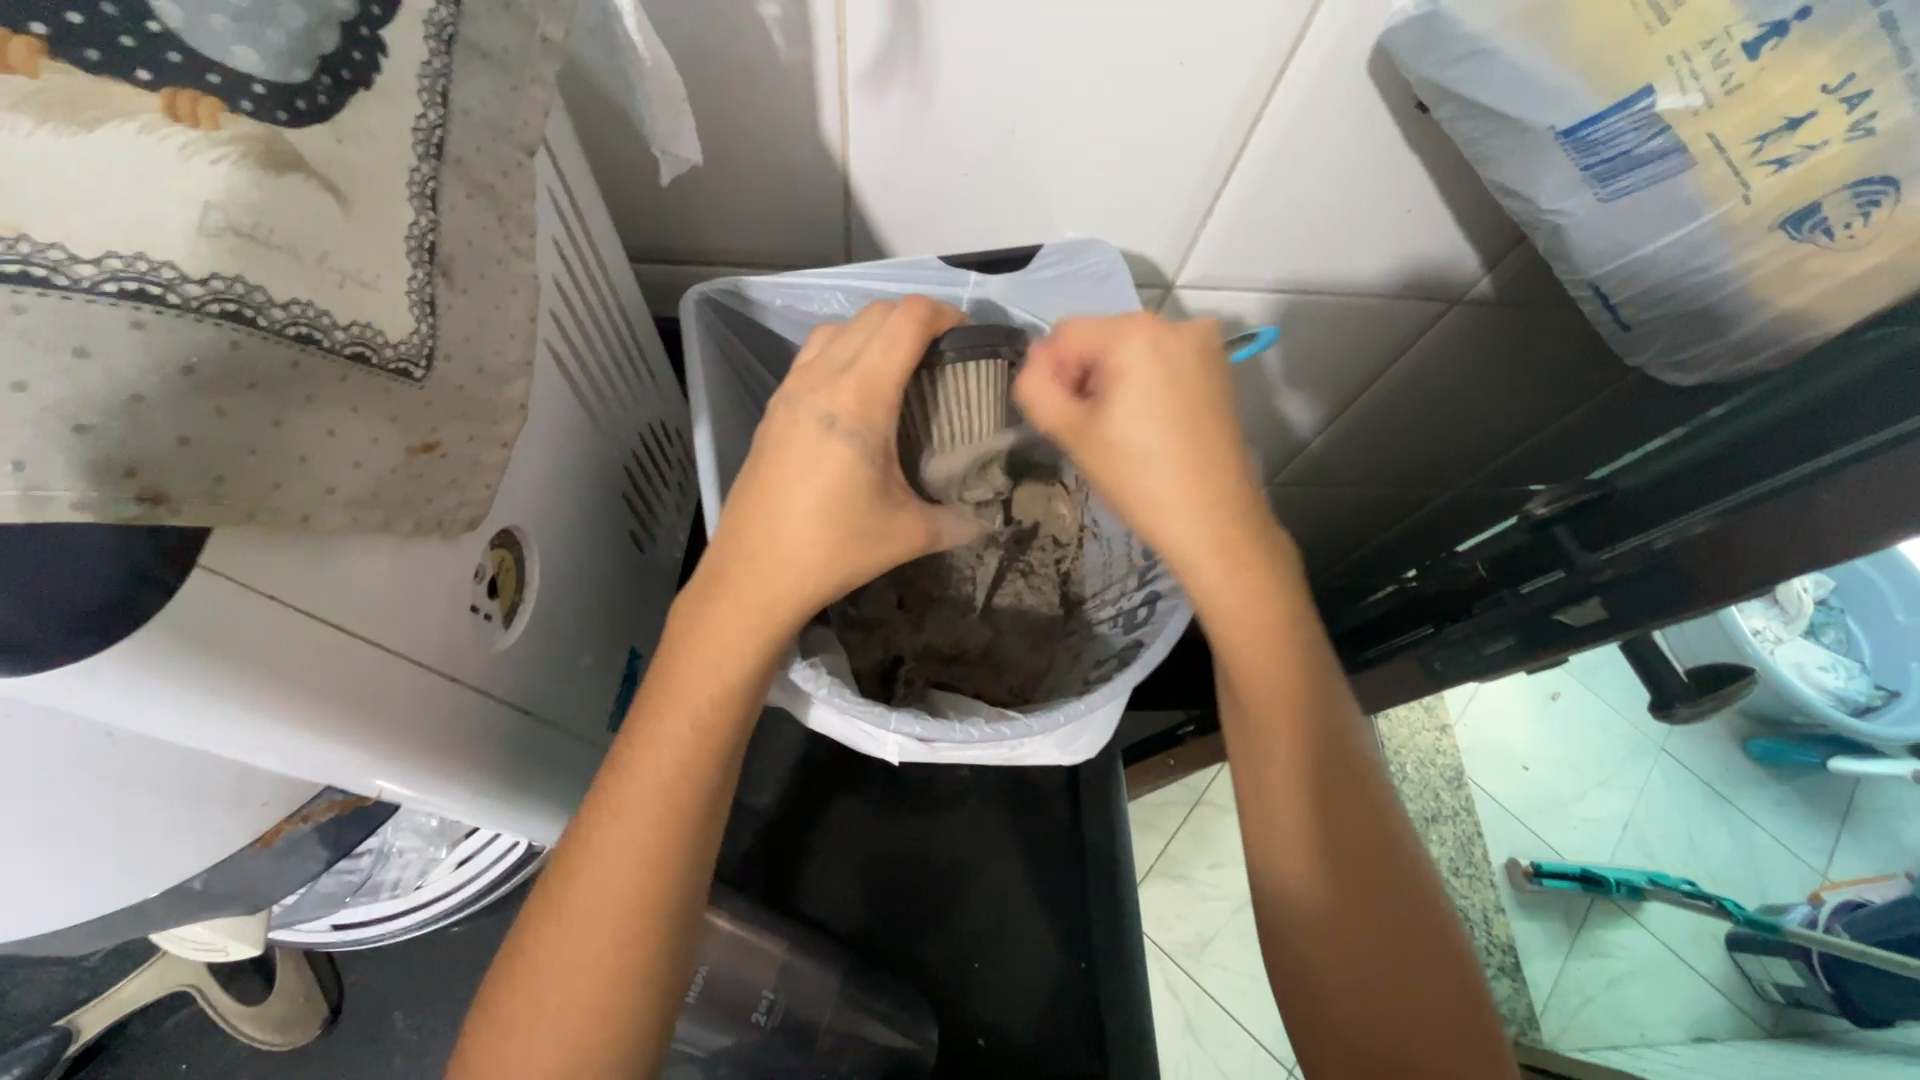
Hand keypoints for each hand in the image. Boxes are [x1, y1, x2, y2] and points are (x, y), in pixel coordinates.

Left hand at [694, 296, 987, 632]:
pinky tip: (857, 396)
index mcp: (860, 395)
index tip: (968, 338)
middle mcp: (822, 377)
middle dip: (915, 320)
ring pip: (837, 329)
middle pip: (874, 314)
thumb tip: (987, 519)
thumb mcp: (909, 534)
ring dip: (874, 332)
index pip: (908, 320)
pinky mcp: (773, 409)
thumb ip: (958, 519)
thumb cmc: (834, 547)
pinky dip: (843, 353)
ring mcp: (790, 390)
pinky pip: (813, 356)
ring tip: (900, 368)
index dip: (946, 315)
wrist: (755, 573)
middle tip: (943, 355)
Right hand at [1014, 313, 1280, 578]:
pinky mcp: (1218, 366)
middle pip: (1100, 338)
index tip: (1064, 420)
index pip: (1063, 335)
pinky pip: (1162, 361)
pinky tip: (1151, 424)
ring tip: (1123, 430)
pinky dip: (1146, 382)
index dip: (1052, 375)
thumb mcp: (1069, 433)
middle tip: (1092, 430)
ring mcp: (1201, 343)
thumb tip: (1036, 360)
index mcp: (1131, 333)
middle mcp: (1171, 324)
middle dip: (1085, 376)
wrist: (1214, 519)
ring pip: (1130, 349)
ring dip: (1114, 379)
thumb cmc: (1136, 478)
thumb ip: (1035, 386)